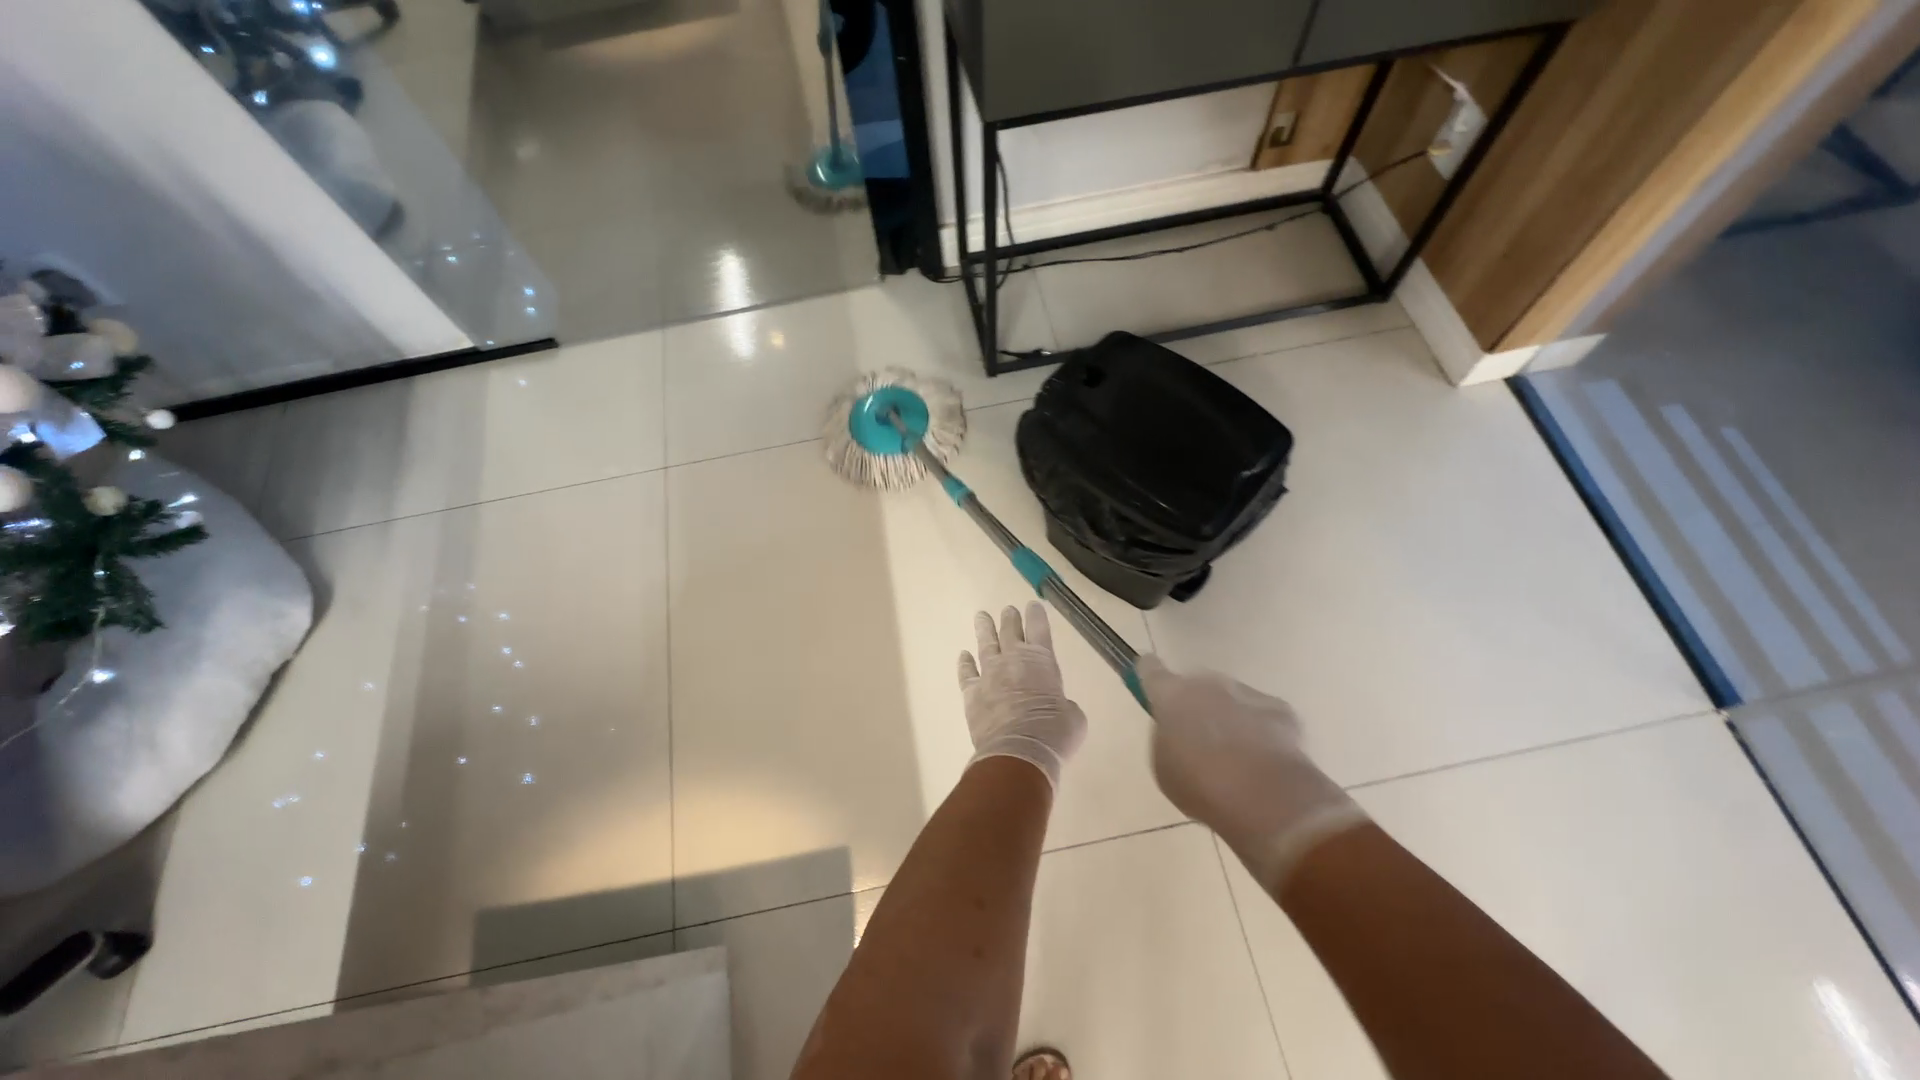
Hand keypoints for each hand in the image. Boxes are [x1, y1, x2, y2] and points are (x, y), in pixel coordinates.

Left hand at [958, 604, 1086, 789]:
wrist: (1019, 751)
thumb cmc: (1054, 733)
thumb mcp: (1073, 716)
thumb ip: (1064, 705)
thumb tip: (1058, 708)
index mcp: (1042, 661)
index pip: (1039, 629)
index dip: (1036, 615)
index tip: (1032, 605)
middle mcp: (1013, 660)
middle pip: (1010, 631)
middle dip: (1010, 619)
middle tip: (1008, 609)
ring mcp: (989, 674)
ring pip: (985, 644)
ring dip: (984, 629)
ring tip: (982, 616)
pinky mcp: (971, 693)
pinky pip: (966, 673)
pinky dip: (964, 663)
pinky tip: (963, 655)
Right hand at [1138, 655, 1367, 890]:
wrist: (1262, 794)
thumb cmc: (1199, 784)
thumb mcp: (1164, 767)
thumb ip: (1167, 740)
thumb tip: (1178, 733)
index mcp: (1172, 695)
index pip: (1151, 670)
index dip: (1148, 671)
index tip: (1146, 672)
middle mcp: (1208, 684)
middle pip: (1197, 686)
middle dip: (1196, 704)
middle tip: (1198, 738)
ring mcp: (1247, 693)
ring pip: (1232, 700)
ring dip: (1230, 719)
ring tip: (1236, 758)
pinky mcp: (1280, 709)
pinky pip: (1263, 716)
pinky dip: (1262, 732)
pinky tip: (1263, 762)